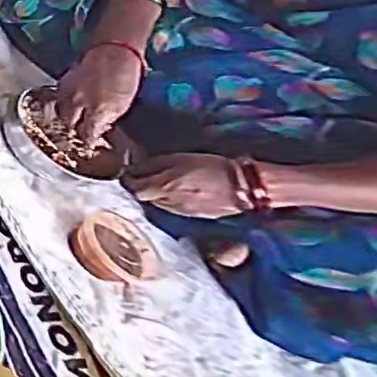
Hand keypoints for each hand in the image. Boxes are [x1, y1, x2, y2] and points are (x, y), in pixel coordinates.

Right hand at [56, 43, 142, 144]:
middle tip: (77, 133)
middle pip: (68, 123)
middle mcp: (78, 103)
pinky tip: (69, 102)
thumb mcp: (124, 102)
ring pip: (60, 111)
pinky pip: (59, 98)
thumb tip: (98, 128)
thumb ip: (109, 117)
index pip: (86, 133)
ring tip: (70, 120)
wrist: (114, 51)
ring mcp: (68, 92)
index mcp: (97, 111)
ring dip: (65, 117)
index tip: (89, 144)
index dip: (87, 140)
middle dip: (72, 130)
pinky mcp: (63, 82)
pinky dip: (62, 103)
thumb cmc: (125, 75)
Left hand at [127, 153, 244, 217]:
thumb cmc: (211, 167)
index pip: (134, 189)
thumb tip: (133, 169)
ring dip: (155, 195)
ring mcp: (182, 211)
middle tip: (145, 178)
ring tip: (165, 184)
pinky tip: (179, 193)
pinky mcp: (195, 216)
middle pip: (144, 198)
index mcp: (162, 187)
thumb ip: (152, 165)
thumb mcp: (178, 159)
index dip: (129, 181)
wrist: (247, 186)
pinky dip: (170, 201)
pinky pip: (174, 209)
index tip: (130, 174)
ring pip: (158, 204)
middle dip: (141, 188)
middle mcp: (169, 202)